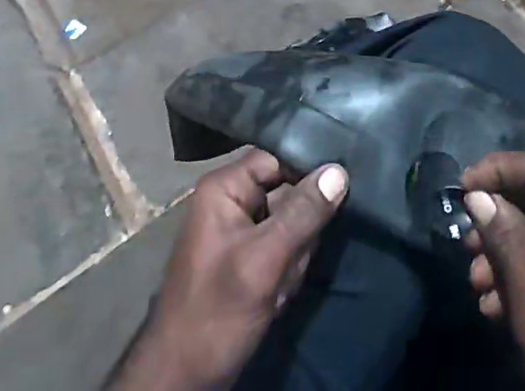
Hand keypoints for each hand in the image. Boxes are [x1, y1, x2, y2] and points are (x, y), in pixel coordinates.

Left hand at [110, 151, 347, 390]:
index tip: (342, 184)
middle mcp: (233, 198)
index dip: (311, 167)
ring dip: (297, 253)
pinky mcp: (251, 253)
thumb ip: (302, 214)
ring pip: (294, 220)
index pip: (280, 155)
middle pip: (291, 189)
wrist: (182, 380)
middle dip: (301, 226)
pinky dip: (290, 269)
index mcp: (225, 187)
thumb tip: (340, 170)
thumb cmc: (215, 313)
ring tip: (280, 282)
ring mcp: (242, 227)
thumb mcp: (263, 261)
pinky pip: (286, 245)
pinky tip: (278, 293)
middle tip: (293, 257)